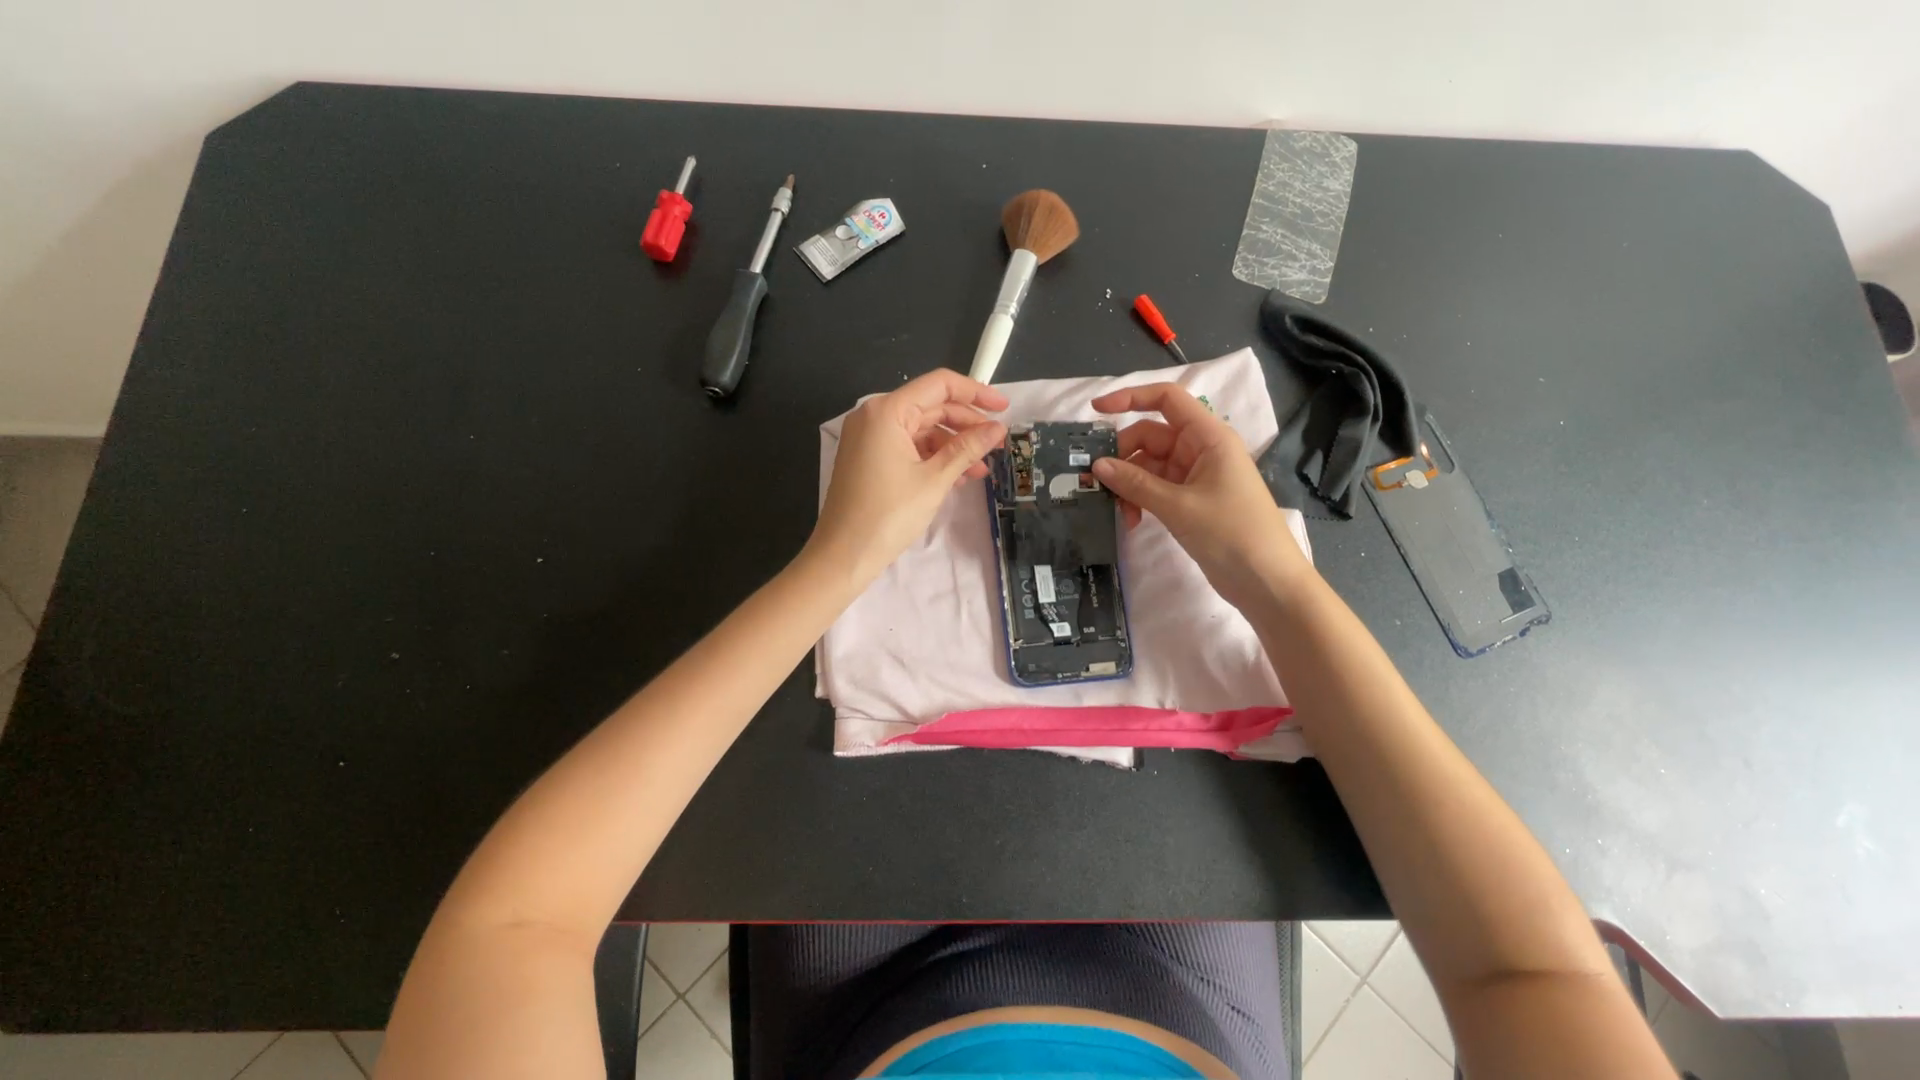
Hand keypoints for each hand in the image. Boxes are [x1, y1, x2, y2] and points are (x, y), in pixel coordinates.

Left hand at [807, 369, 1007, 587]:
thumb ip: (967, 448)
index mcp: (886, 411)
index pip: (939, 385)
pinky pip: (909, 447)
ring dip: (953, 446)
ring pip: (922, 430)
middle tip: (997, 443)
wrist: (843, 555)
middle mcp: (874, 416)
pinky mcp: (869, 458)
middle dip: (966, 424)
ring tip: (981, 469)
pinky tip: (958, 476)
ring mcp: (869, 438)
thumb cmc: (888, 515)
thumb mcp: (934, 479)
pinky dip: (934, 458)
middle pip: (931, 407)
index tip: (1004, 406)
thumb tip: (997, 428)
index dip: (975, 392)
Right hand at [1091, 383, 1310, 611]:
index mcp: (1208, 436)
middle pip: (1150, 436)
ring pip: (1149, 466)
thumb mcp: (1179, 506)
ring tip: (1117, 511)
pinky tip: (1131, 521)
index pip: (1166, 399)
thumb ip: (1136, 484)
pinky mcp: (1191, 500)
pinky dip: (1140, 500)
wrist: (1266, 581)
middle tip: (1097, 482)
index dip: (1130, 397)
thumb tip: (1097, 466)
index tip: (1095, 410)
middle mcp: (1201, 449)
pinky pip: (1156, 488)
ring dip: (1129, 484)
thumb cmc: (1231, 533)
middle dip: (1122, 456)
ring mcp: (1196, 475)